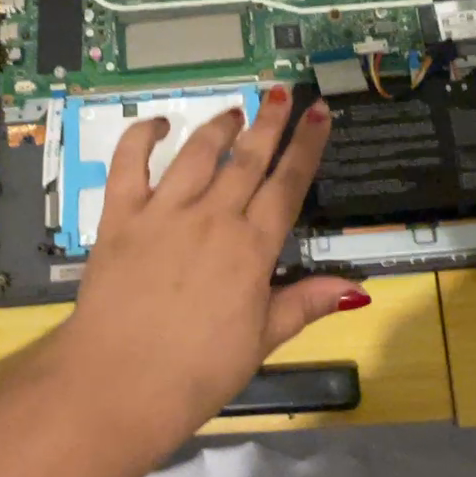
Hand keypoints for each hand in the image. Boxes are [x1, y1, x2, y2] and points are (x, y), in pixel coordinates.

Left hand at [57, 87, 366, 433]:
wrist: (118, 384)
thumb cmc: (196, 373)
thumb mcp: (261, 342)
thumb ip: (304, 303)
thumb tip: (357, 287)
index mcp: (251, 248)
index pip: (287, 185)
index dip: (306, 147)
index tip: (319, 112)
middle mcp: (212, 217)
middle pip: (247, 159)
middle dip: (269, 122)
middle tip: (281, 92)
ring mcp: (163, 212)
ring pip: (197, 154)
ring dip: (219, 127)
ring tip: (235, 111)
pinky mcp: (120, 217)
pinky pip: (129, 164)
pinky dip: (142, 138)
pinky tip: (157, 125)